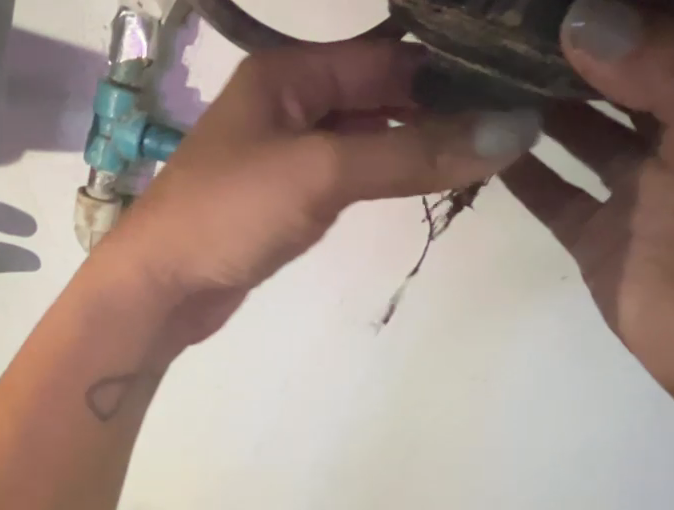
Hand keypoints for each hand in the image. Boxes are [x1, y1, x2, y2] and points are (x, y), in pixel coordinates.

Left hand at [97, 38, 542, 345]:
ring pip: (364, 138)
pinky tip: (420, 183)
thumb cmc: (228, 215)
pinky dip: (380, 177)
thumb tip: (511, 131)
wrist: (157, 289)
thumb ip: (412, 150)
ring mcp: (280, 154)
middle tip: (509, 128)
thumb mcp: (322, 173)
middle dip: (437, 110)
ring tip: (482, 156)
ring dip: (413, 146)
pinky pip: (343, 176)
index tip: (516, 90)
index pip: (389, 57)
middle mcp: (285, 102)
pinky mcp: (279, 201)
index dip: (451, 73)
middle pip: (379, 93)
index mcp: (288, 73)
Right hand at [503, 0, 673, 401]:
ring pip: (579, 131)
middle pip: (617, 77)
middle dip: (569, 51)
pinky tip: (485, 141)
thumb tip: (582, 18)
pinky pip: (552, 195)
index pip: (670, 31)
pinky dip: (521, 172)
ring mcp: (637, 188)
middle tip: (503, 26)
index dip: (617, 12)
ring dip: (539, 104)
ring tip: (483, 71)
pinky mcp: (596, 239)